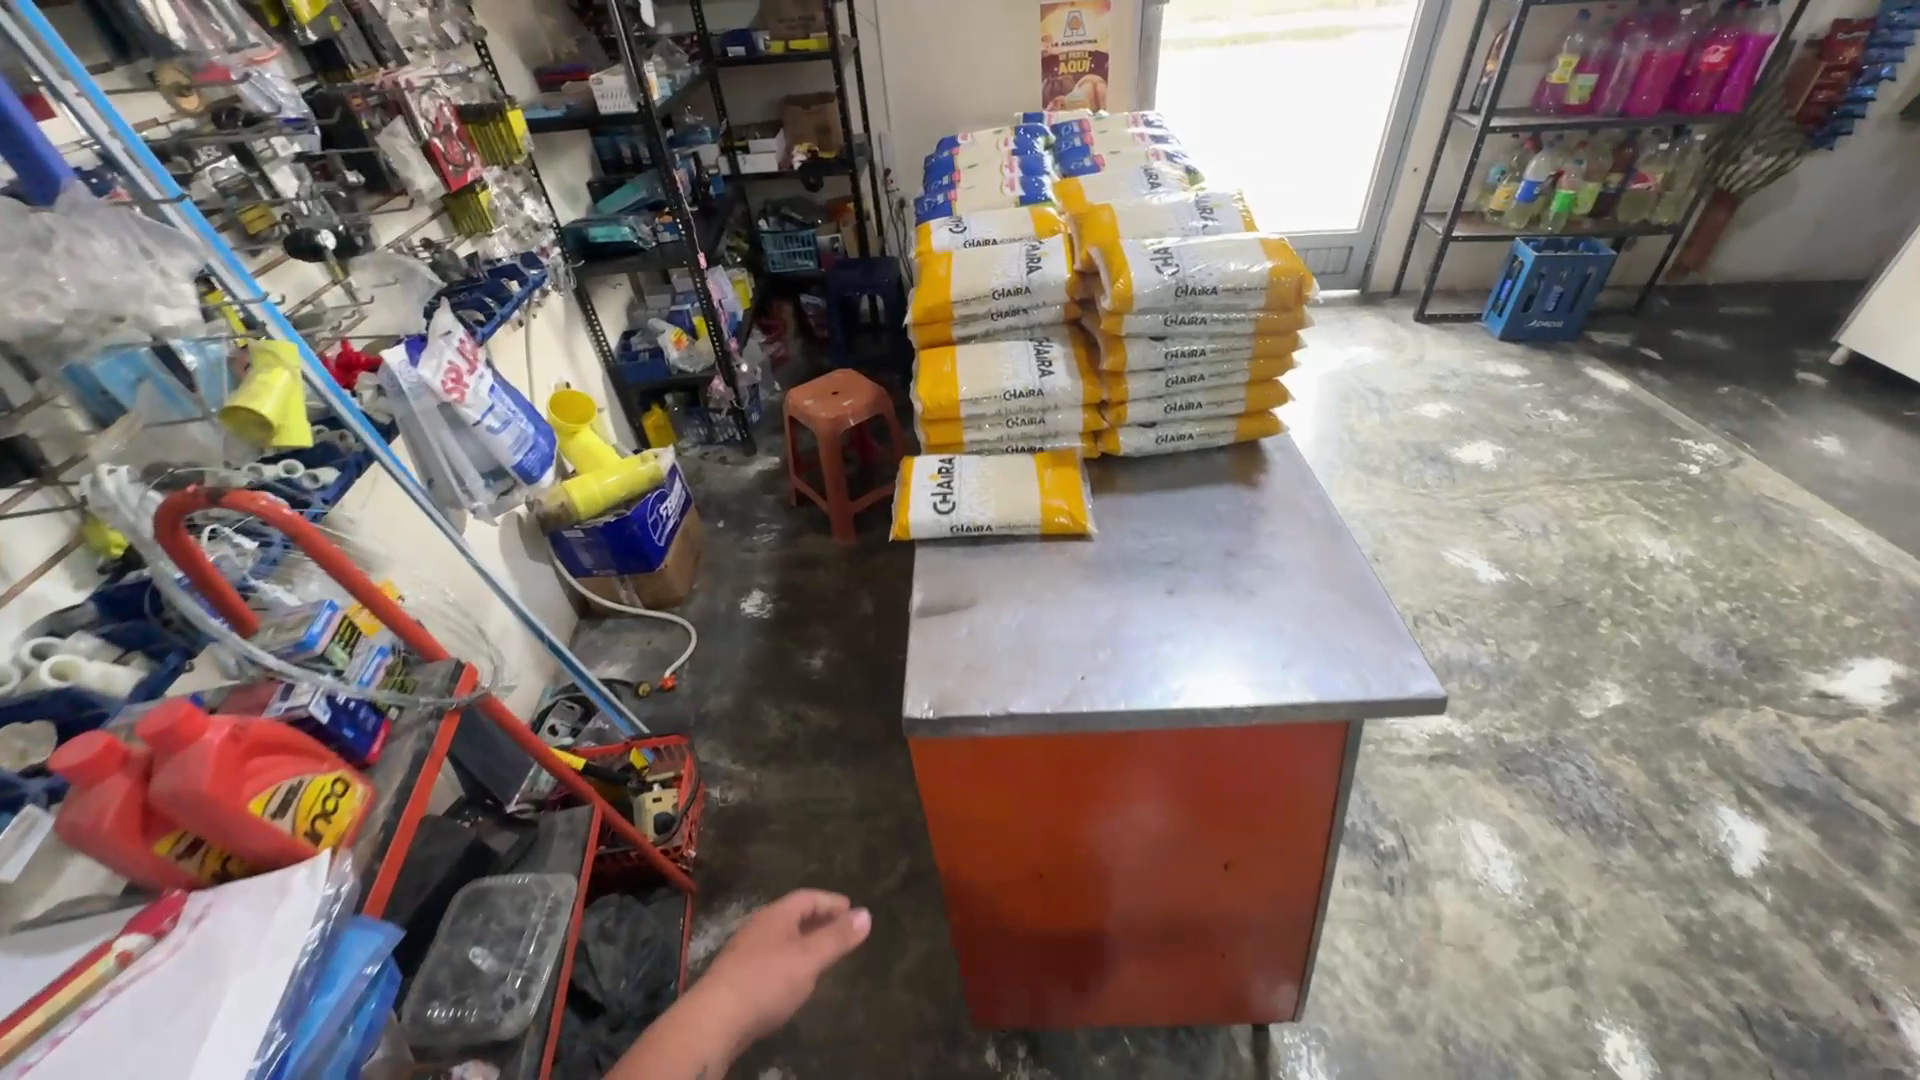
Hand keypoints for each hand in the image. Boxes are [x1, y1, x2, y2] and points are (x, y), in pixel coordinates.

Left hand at [690, 890, 870, 1049]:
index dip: (831, 902)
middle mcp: (758, 927)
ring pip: (780, 938)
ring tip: (821, 954)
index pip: (807, 897)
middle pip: (792, 916)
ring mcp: (744, 952)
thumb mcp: (809, 959)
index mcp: (775, 916)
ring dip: (802, 941)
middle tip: (840, 929)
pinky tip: (793, 979)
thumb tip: (866, 913)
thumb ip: (837, 937)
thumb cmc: (766, 981)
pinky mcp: (736, 977)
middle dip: (818, 920)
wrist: (713, 1020)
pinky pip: (770, 958)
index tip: (851, 909)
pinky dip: (789, 960)